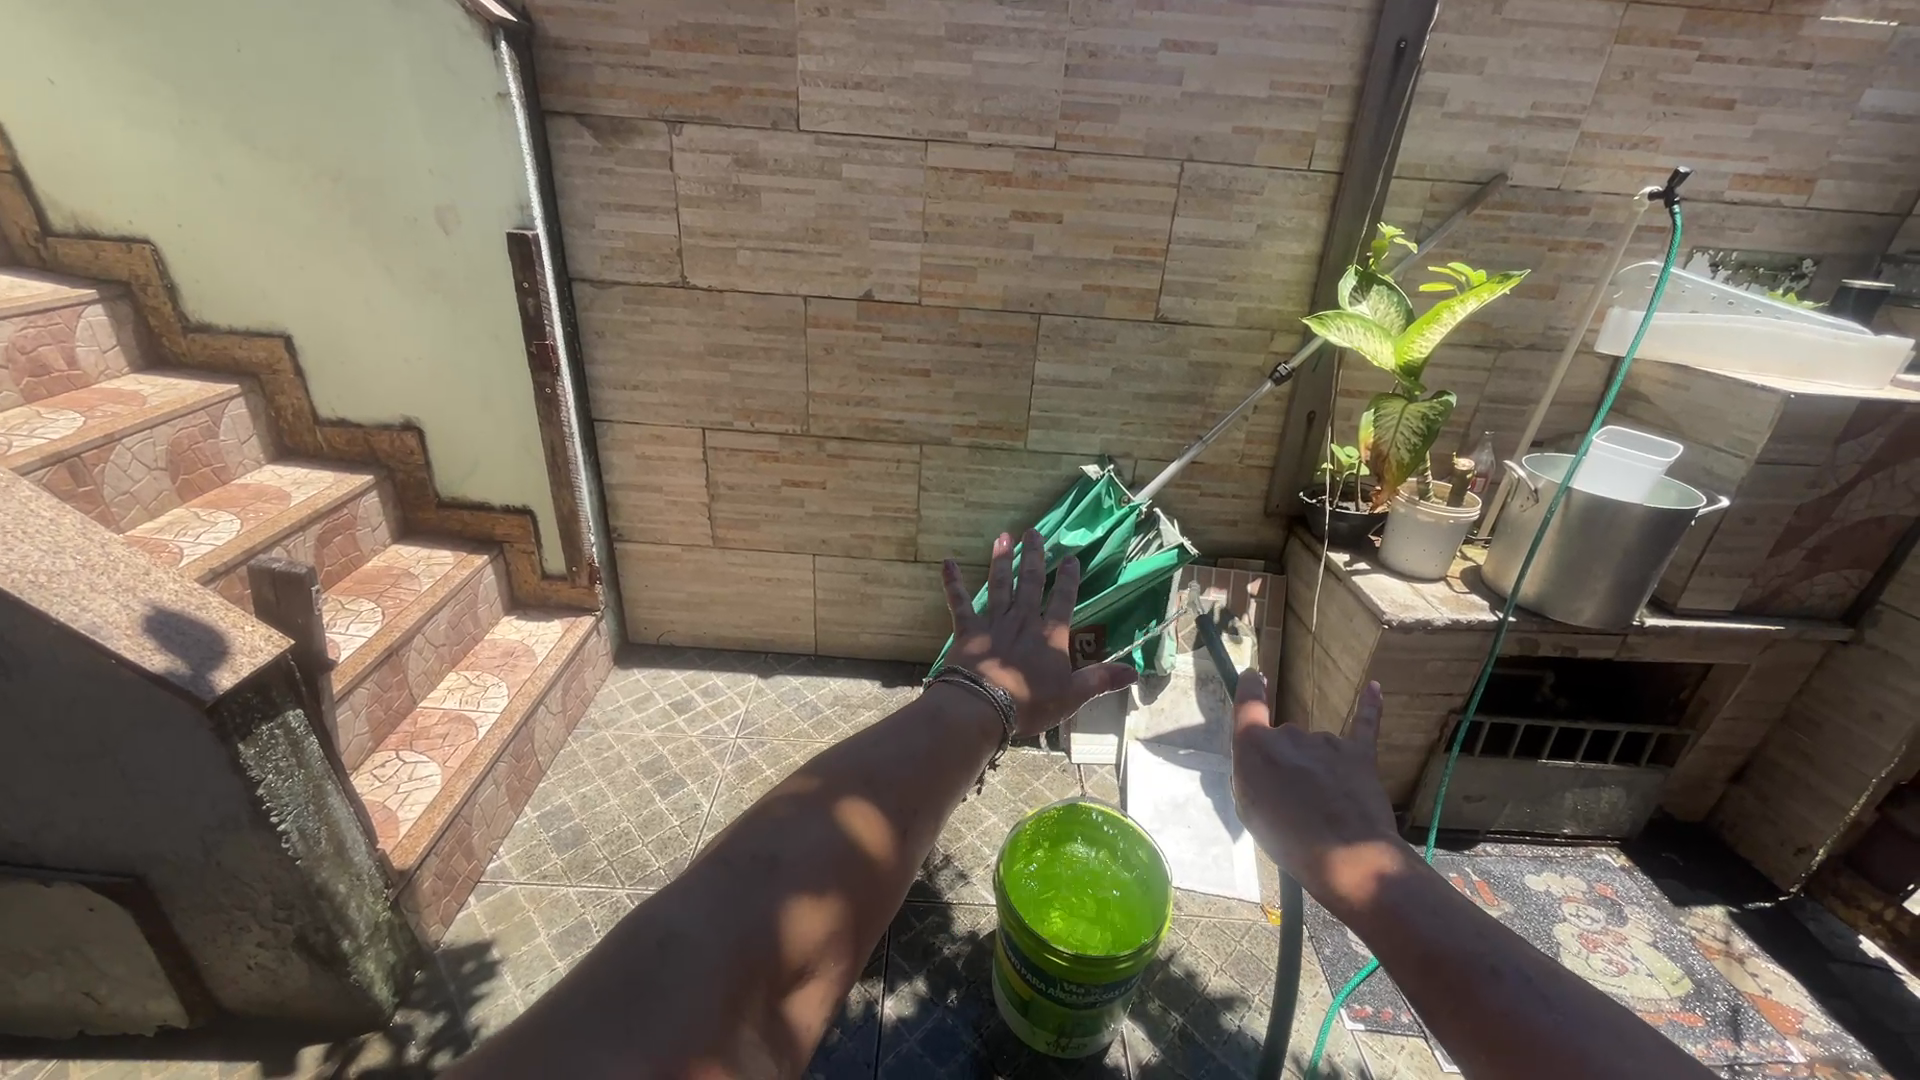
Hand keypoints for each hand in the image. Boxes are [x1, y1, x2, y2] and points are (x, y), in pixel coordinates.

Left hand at [941, 529, 1138, 737]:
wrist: (983, 706)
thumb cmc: (1030, 703)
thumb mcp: (1073, 695)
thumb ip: (1101, 679)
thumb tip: (1134, 671)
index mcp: (1049, 635)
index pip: (1063, 601)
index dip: (1068, 579)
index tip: (1070, 558)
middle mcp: (1022, 620)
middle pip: (1030, 583)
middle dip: (1033, 557)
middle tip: (1033, 532)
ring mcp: (993, 622)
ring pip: (999, 585)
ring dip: (1001, 560)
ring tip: (1003, 537)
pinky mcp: (967, 630)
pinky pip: (959, 602)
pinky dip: (953, 583)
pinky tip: (947, 563)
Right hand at [1230, 675, 1413, 918]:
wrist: (1346, 856)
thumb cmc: (1286, 838)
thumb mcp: (1247, 809)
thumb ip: (1249, 776)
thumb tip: (1261, 764)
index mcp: (1255, 744)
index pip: (1248, 702)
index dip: (1250, 687)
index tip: (1255, 676)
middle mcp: (1289, 733)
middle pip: (1283, 738)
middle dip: (1285, 762)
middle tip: (1293, 800)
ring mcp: (1327, 741)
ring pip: (1315, 746)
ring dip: (1315, 767)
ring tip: (1325, 806)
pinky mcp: (1360, 754)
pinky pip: (1364, 724)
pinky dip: (1370, 705)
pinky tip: (1374, 687)